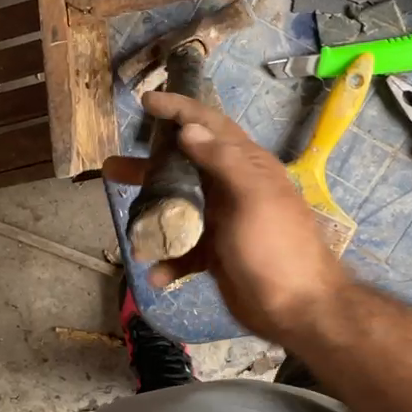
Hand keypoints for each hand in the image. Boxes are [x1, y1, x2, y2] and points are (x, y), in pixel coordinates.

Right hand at [105, 92, 350, 341]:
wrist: (298, 310)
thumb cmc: (278, 248)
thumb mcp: (253, 197)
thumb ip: (223, 160)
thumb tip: (188, 129)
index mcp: (246, 165)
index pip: (209, 125)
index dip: (179, 109)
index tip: (147, 101)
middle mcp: (231, 186)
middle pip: (184, 164)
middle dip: (149, 163)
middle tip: (113, 165)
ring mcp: (221, 220)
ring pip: (177, 205)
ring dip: (149, 211)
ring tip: (125, 223)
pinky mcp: (214, 252)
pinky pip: (182, 248)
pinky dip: (167, 258)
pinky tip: (156, 273)